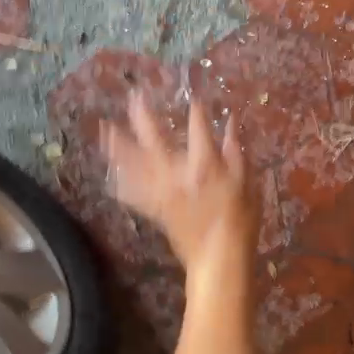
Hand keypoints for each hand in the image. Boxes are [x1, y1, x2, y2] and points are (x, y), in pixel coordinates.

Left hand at [101, 93, 250, 271]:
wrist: (218, 257)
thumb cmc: (240, 218)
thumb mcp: (247, 181)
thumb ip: (236, 151)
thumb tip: (230, 123)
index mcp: (205, 165)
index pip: (198, 129)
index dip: (196, 111)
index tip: (194, 96)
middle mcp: (176, 174)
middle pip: (155, 140)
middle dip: (143, 118)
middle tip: (134, 98)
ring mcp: (161, 192)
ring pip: (134, 164)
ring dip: (119, 146)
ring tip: (106, 129)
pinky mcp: (153, 208)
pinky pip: (131, 193)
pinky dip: (121, 181)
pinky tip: (111, 172)